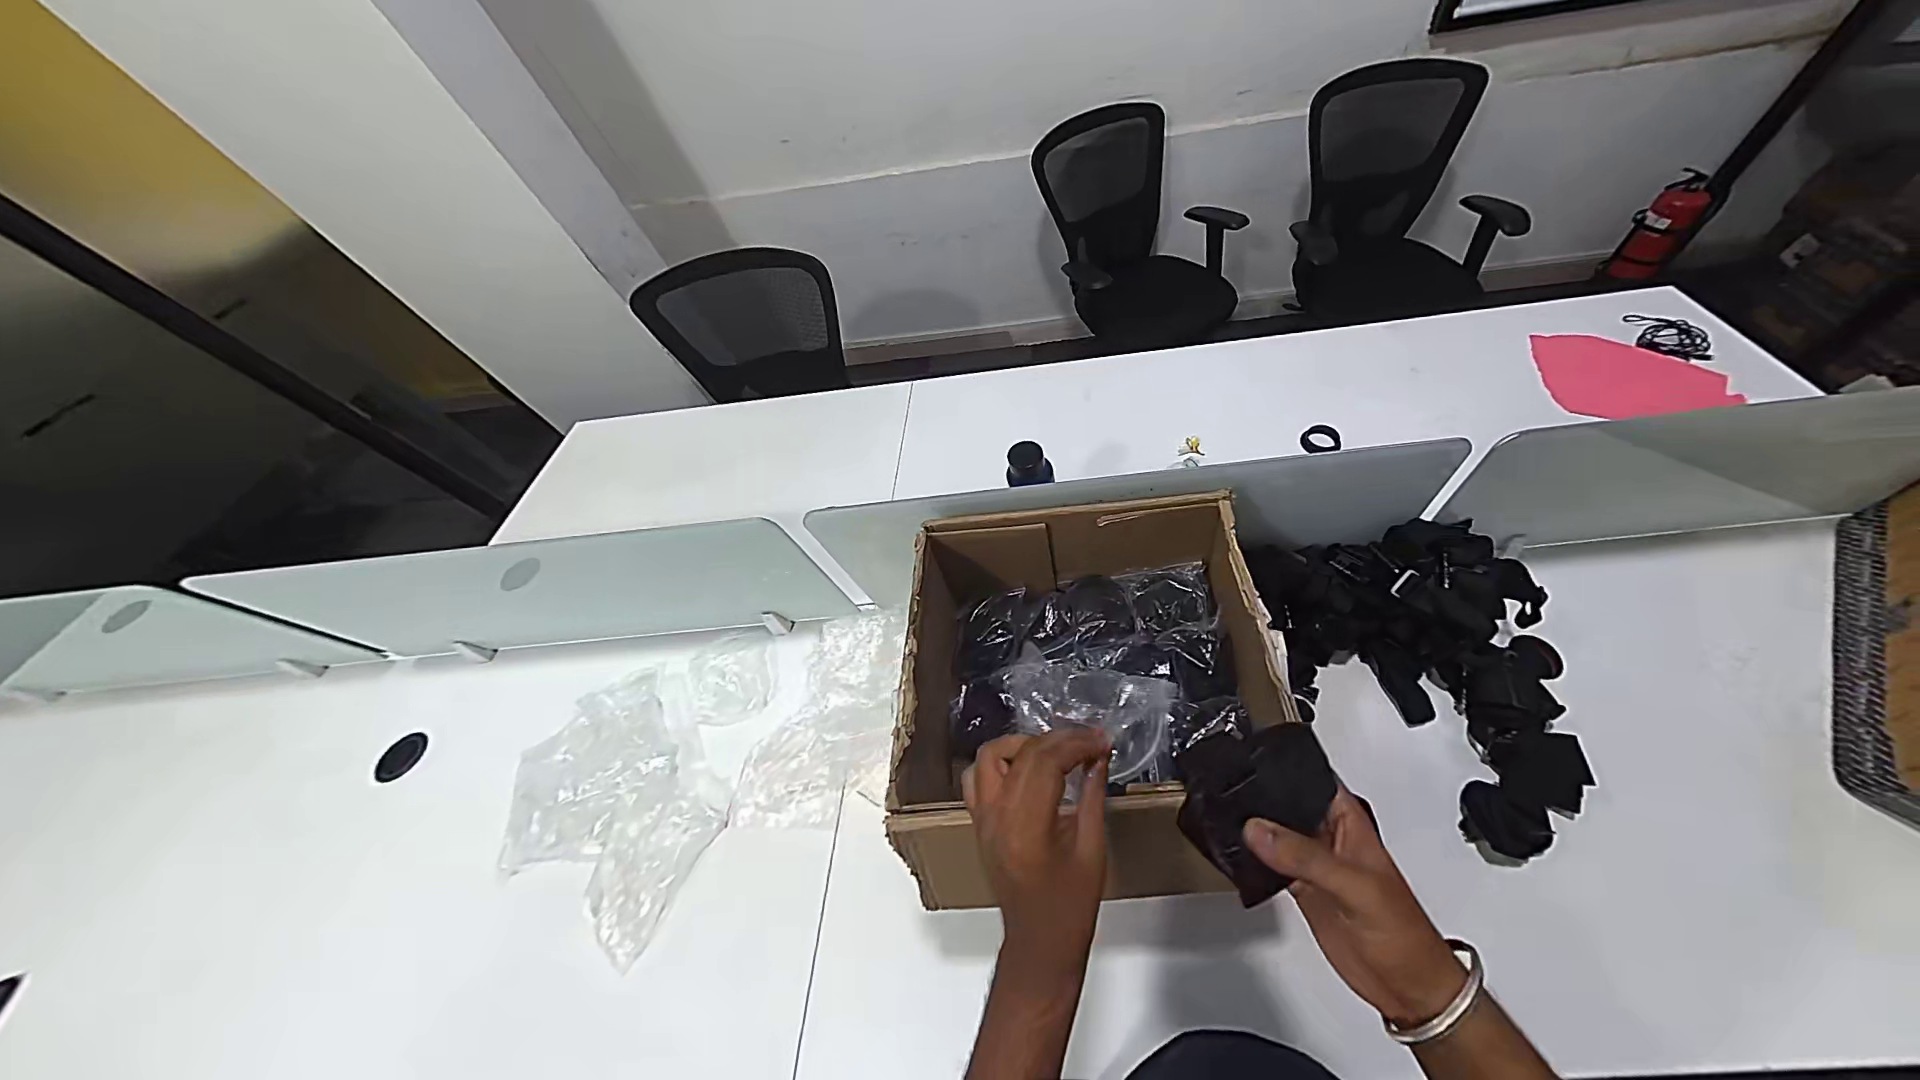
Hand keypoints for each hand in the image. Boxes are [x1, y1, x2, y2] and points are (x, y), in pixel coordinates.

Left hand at [962, 729, 1110, 958]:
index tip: (1102, 740)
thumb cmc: (1071, 905)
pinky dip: (999, 762)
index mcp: (1026, 826)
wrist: (1039, 942)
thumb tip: (1098, 756)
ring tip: (1056, 751)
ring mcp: (981, 817)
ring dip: (1023, 744)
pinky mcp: (977, 821)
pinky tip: (1025, 768)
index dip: (1077, 744)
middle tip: (1089, 740)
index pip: (1046, 762)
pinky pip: (976, 777)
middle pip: (1022, 754)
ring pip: (990, 756)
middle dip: (1060, 740)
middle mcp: (996, 815)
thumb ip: (1092, 795)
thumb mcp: (1092, 848)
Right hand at [1244, 789, 1466, 1027]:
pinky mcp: (1297, 884)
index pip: (1309, 778)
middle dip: (1257, 795)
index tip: (1248, 759)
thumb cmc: (1406, 935)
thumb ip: (1306, 857)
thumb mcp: (1356, 887)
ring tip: (1223, 815)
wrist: (1407, 988)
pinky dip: (1248, 855)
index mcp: (1347, 820)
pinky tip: (1234, 851)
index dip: (1281, 766)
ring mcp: (1310, 859)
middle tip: (1225, 786)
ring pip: (1271, 829)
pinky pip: (1265, 860)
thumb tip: (1260, 831)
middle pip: (1283, 801)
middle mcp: (1326, 834)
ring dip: (1250, 825)